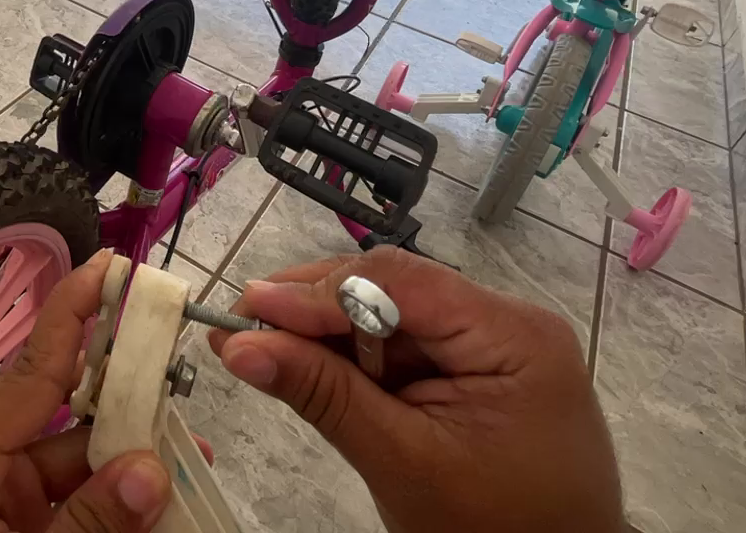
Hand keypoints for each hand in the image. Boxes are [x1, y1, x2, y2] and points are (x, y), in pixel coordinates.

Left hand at [0, 249, 172, 532]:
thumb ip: (86, 524)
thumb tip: (152, 466)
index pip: (34, 369)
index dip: (75, 312)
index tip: (110, 265)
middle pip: (70, 417)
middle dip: (129, 401)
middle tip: (183, 377)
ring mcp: (4, 505)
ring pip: (84, 466)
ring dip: (136, 463)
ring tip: (194, 463)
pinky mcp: (23, 531)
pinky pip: (80, 506)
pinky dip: (121, 505)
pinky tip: (167, 504)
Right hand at [207, 248, 621, 532]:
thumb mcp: (403, 463)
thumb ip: (322, 394)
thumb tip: (236, 346)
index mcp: (509, 334)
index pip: (397, 281)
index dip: (316, 290)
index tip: (249, 308)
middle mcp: (499, 319)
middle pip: (384, 287)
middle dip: (310, 307)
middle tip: (240, 324)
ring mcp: (483, 339)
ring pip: (378, 310)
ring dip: (319, 330)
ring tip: (257, 342)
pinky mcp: (464, 362)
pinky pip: (390, 340)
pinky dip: (343, 354)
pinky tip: (300, 361)